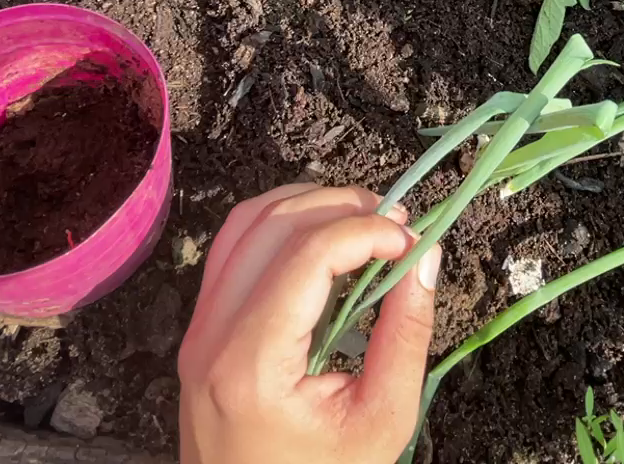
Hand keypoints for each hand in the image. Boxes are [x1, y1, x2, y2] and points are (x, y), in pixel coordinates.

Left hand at [179, 184, 440, 463]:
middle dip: (342, 205)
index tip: (411, 240)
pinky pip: (234, 245)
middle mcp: (212, 335)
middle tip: (394, 221)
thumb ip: (407, 333)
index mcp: (252, 366)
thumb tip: (425, 253)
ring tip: (362, 220)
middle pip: (275, 224)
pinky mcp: (202, 327)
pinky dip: (280, 221)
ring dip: (310, 204)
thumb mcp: (383, 420)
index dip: (366, 230)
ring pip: (249, 221)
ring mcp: (199, 328)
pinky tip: (320, 235)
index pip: (308, 255)